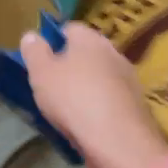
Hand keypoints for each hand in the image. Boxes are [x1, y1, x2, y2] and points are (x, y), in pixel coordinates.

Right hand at [20, 22, 167, 167]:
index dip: (54, 39)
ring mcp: (129, 77)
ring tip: (69, 103)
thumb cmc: (72, 99)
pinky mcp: (136, 102)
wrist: (117, 139)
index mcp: (89, 39)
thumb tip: (31, 35)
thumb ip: (34, 51)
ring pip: (101, 73)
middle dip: (71, 62)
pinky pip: (111, 95)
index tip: (40, 58)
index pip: (70, 28)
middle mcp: (113, 51)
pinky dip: (100, 101)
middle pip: (88, 50)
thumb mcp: (41, 74)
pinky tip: (88, 118)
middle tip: (52, 81)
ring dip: (87, 82)